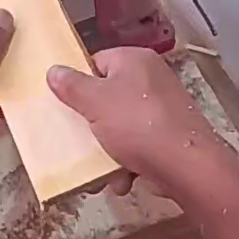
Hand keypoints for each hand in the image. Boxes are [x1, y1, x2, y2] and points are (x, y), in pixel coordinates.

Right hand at [47, 47, 228, 197]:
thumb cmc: (137, 126)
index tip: (67, 105)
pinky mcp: (170, 136)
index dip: (79, 83)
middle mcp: (152, 79)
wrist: (185, 166)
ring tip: (99, 169)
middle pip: (108, 97)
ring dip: (107, 151)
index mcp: (135, 60)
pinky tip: (121, 178)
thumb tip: (54, 70)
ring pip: (121, 126)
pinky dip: (127, 162)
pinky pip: (138, 145)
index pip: (97, 62)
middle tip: (79, 140)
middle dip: (91, 125)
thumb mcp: (95, 102)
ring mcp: (163, 109)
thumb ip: (72, 86)